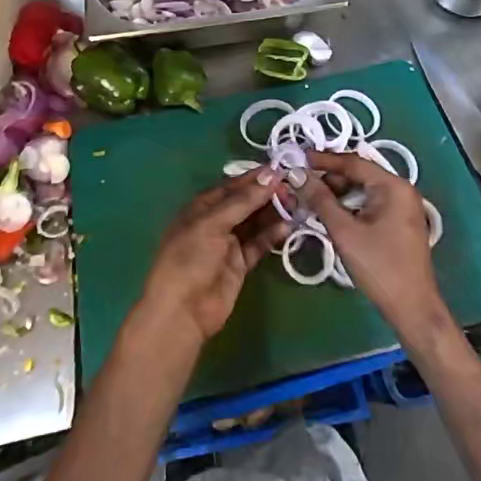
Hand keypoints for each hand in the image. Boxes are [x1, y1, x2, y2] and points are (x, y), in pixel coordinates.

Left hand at [135, 169, 290, 343]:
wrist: (183, 310)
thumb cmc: (190, 258)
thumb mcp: (212, 223)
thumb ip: (243, 201)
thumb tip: (271, 175)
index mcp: (201, 207)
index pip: (232, 186)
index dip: (255, 177)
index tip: (281, 169)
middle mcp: (215, 222)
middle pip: (246, 203)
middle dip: (267, 194)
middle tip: (293, 189)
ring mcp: (228, 243)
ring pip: (255, 222)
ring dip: (273, 213)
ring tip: (296, 204)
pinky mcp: (240, 263)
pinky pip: (259, 244)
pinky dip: (272, 235)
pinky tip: (287, 227)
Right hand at [297, 151, 448, 337]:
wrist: (412, 307)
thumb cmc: (379, 266)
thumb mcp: (344, 231)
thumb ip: (320, 200)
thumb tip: (297, 174)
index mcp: (393, 186)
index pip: (354, 162)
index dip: (324, 160)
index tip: (297, 159)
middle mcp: (401, 189)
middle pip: (360, 174)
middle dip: (330, 178)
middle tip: (301, 184)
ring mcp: (403, 206)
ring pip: (364, 189)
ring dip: (338, 193)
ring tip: (311, 200)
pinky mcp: (400, 221)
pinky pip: (371, 203)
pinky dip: (350, 205)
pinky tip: (331, 213)